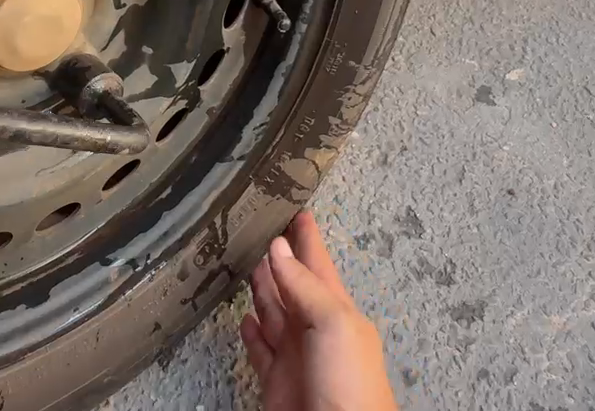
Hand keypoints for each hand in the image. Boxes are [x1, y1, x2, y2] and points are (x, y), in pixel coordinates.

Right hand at [242, 211, 398, 410]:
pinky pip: (261, 350)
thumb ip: (304, 285)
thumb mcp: (333, 323)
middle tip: (262, 228)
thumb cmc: (350, 386)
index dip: (306, 236)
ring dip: (261, 287)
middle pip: (292, 283)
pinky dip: (251, 333)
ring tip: (247, 262)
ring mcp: (295, 356)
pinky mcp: (276, 382)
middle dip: (279, 257)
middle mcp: (315, 329)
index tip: (295, 208)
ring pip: (273, 312)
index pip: (318, 263)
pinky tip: (245, 319)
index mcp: (337, 309)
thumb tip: (278, 248)